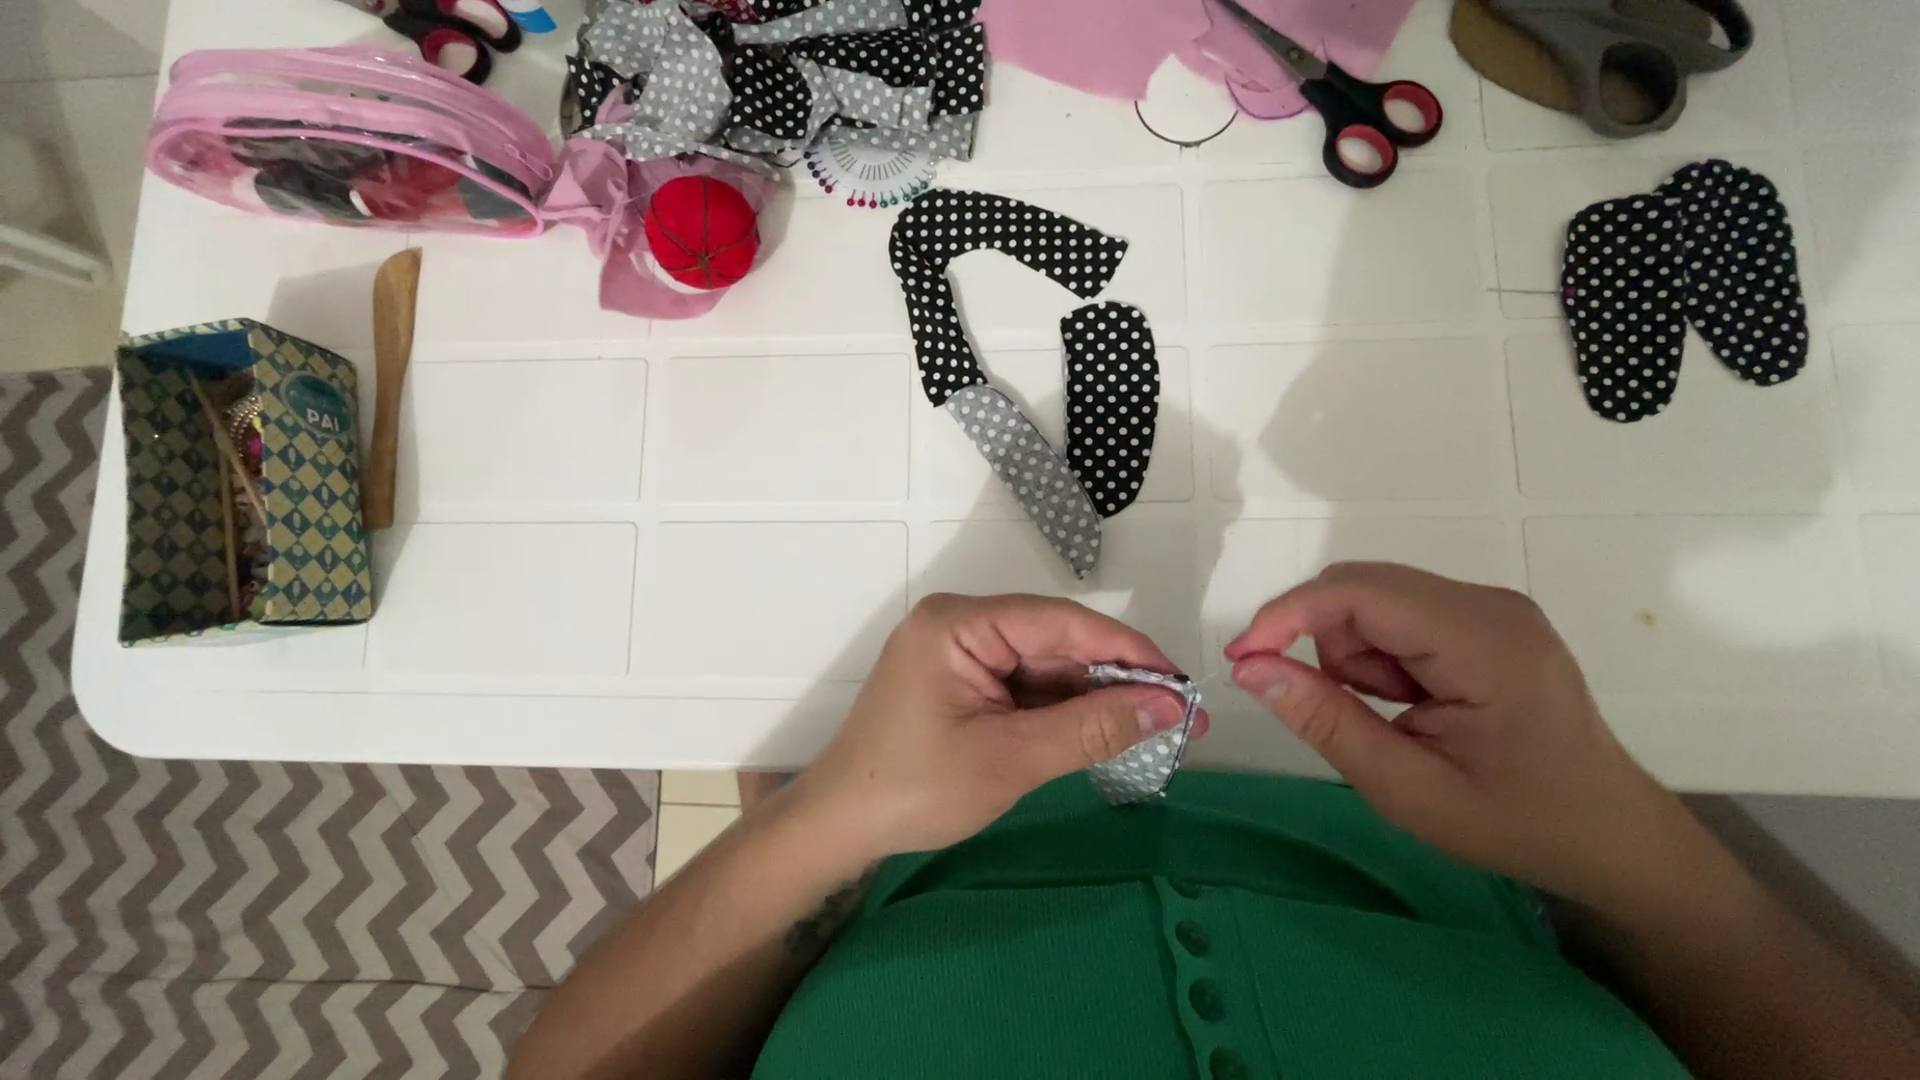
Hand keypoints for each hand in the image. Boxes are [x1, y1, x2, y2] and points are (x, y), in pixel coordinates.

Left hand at [792, 593, 1204, 857]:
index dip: (1124, 649)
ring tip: (1155, 728)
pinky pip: (1025, 686)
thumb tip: (1169, 706)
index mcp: (958, 623)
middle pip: (1054, 642)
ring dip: (1094, 698)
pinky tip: (1105, 731)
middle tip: (1178, 715)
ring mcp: (960, 653)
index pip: (1059, 621)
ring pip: (1045, 666)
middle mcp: (960, 624)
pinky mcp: (963, 682)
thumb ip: (1090, 728)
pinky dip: (1063, 711)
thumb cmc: (916, 789)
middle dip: (1114, 680)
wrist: (842, 826)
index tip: (1179, 682)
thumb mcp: (1010, 759)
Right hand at [1224, 562, 1696, 912]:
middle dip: (1324, 643)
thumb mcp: (1406, 789)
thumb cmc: (1514, 822)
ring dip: (1354, 656)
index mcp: (1483, 642)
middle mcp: (1488, 603)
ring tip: (1394, 716)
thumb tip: (1250, 667)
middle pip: (1361, 587)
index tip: (1240, 658)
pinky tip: (1410, 702)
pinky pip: (1396, 614)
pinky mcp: (1482, 618)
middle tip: (1335, 709)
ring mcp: (1489, 607)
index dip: (1287, 614)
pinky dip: (1378, 657)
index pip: (1359, 592)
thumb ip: (1326, 722)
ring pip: (1372, 600)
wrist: (1611, 838)